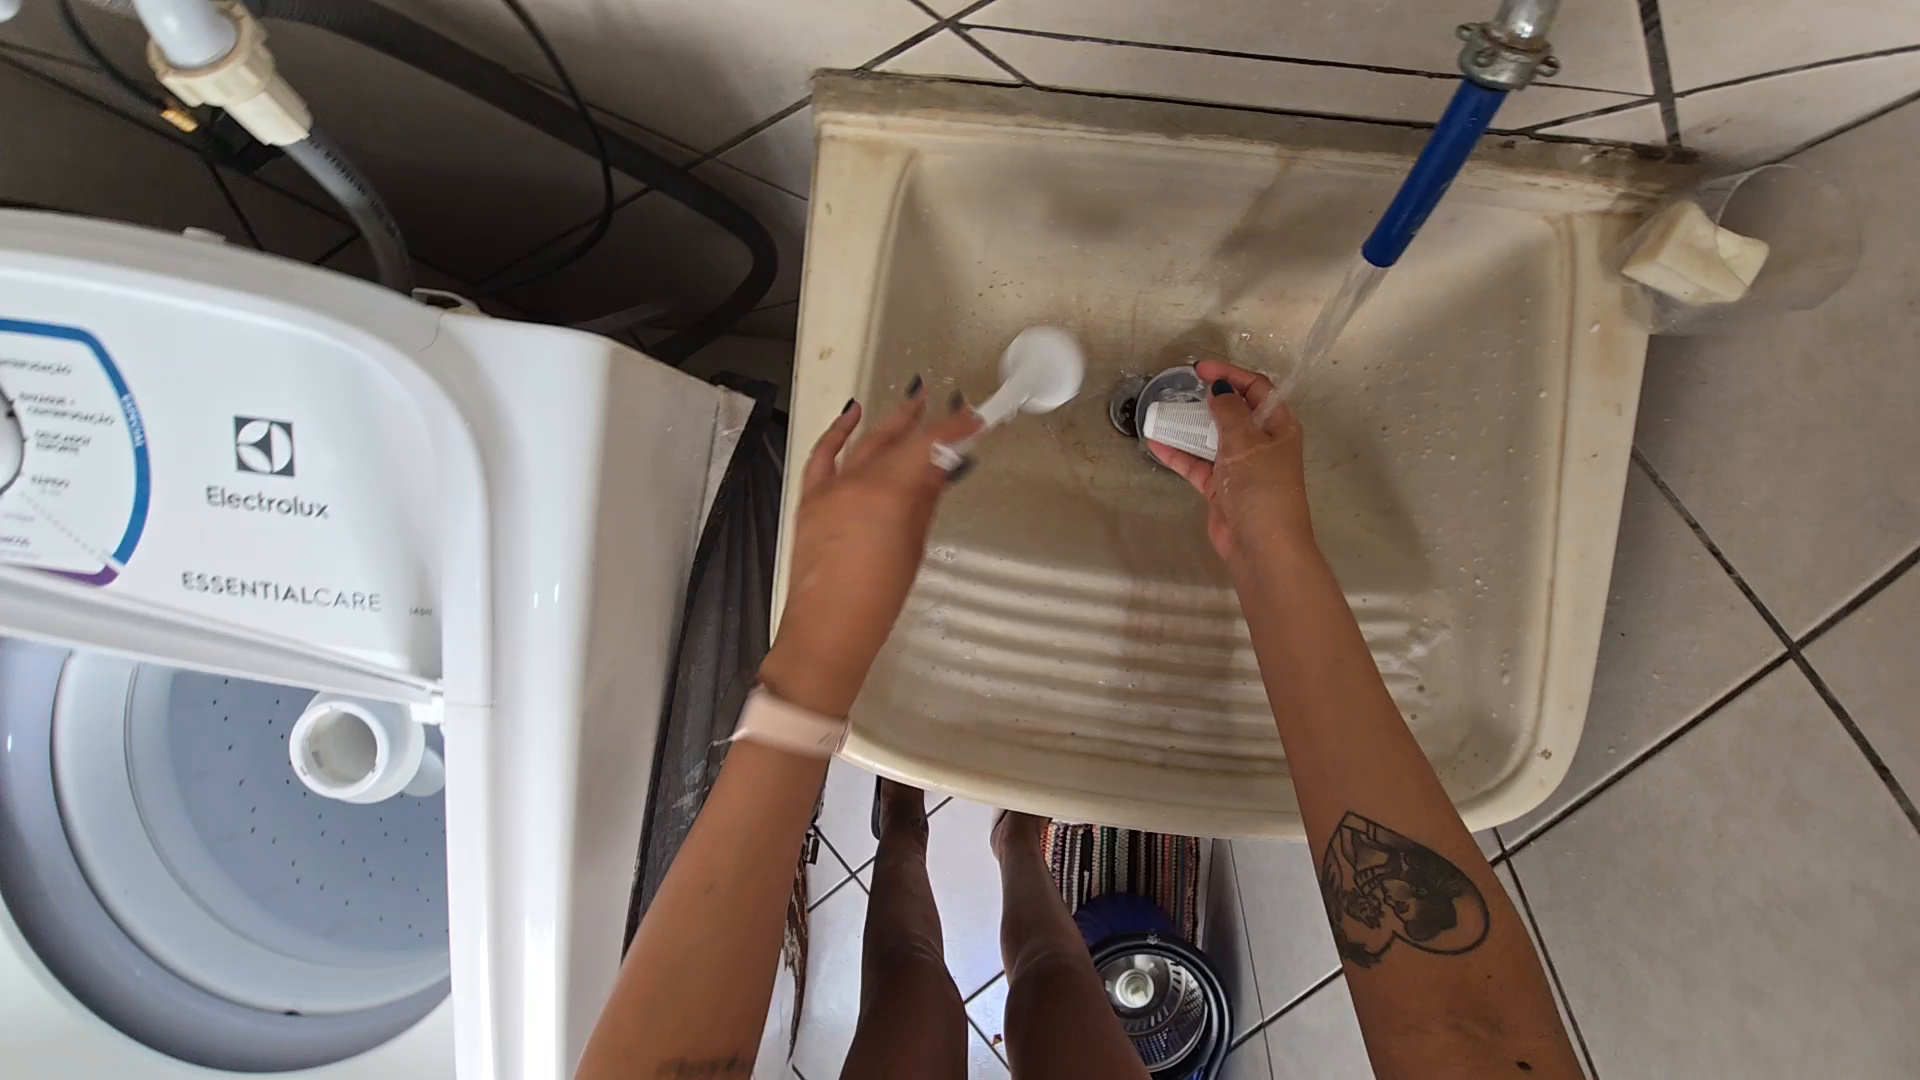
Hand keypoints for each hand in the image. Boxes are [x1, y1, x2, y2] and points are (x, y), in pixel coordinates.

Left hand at [759, 387, 982, 717]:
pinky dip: (837, 433)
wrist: (828, 628)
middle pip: (898, 441)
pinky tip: (852, 415)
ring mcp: (831, 488)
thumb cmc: (878, 599)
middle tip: (949, 407)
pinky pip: (823, 456)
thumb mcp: (913, 546)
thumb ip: (924, 500)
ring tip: (913, 403)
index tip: (973, 420)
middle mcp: (858, 481)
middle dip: (926, 422)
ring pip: (865, 444)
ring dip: (891, 423)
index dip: (954, 428)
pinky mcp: (811, 499)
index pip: (929, 446)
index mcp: (890, 493)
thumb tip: (939, 469)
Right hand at [1148, 360, 1315, 567]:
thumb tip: (1219, 388)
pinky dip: (1178, 454)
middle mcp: (1261, 444)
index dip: (1232, 375)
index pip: (1257, 390)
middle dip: (1209, 399)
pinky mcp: (1220, 488)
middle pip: (1234, 412)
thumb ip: (1228, 412)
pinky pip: (1197, 464)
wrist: (1260, 545)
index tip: (1202, 369)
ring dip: (1190, 426)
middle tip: (1182, 389)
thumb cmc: (1261, 487)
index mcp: (1279, 427)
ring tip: (1164, 412)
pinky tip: (1157, 443)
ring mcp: (1239, 467)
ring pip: (1212, 438)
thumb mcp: (1245, 442)